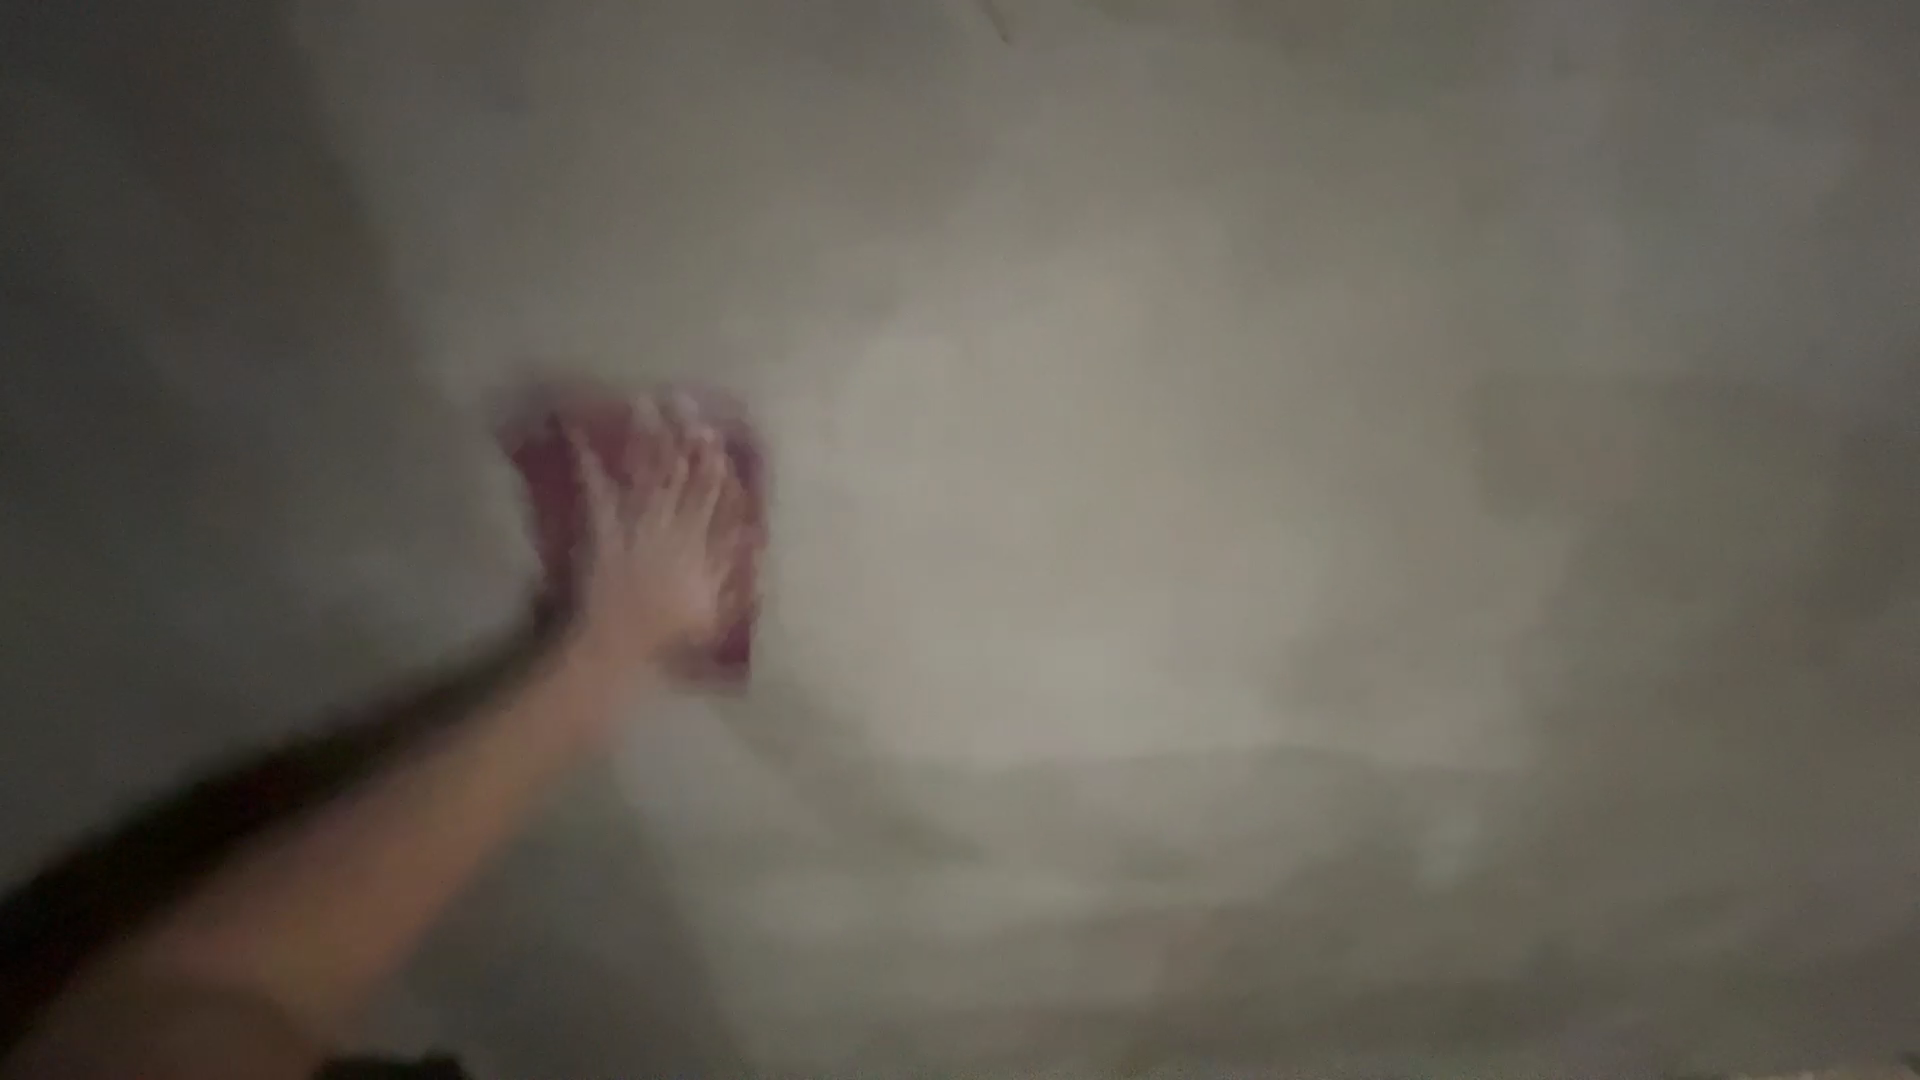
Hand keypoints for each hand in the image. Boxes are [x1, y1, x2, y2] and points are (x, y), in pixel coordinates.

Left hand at [560, 417, 743, 693]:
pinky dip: (587, 462)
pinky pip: (596, 492)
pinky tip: (579, 434)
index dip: (715, 467)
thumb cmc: (667, 636)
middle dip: (685, 440)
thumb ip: (733, 569)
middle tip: (686, 404)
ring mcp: (635, 526)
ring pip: (646, 475)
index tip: (717, 438)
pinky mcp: (601, 531)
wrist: (616, 647)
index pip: (713, 501)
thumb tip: (753, 534)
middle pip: (682, 479)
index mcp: (700, 548)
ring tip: (647, 404)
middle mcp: (672, 528)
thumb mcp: (714, 609)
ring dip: (647, 439)